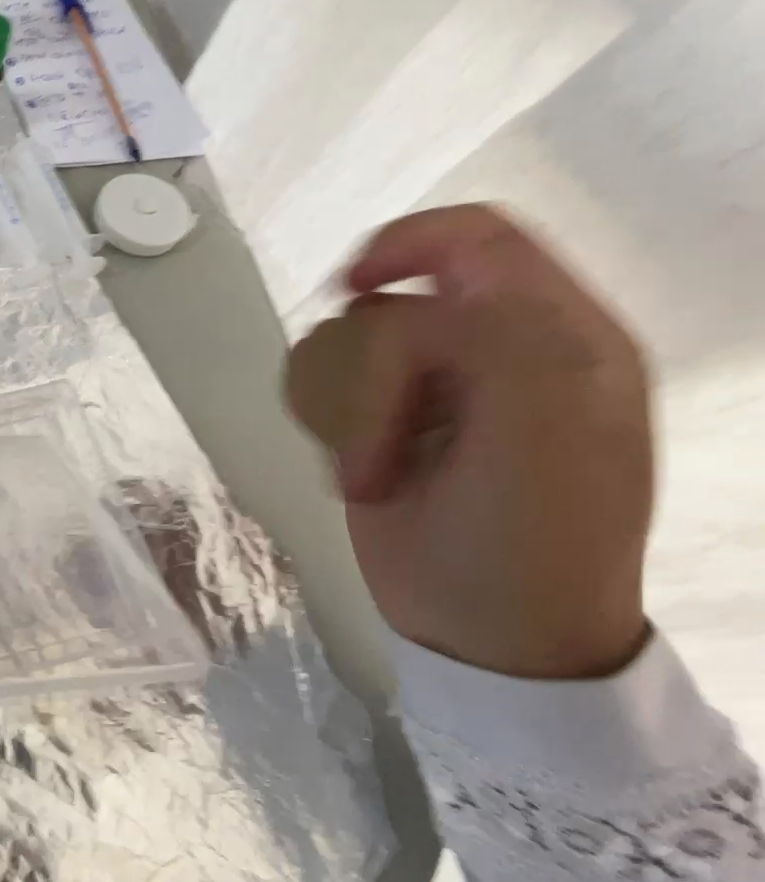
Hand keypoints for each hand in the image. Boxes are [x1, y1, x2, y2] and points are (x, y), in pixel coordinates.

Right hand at [285, 205, 652, 678]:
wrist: (484, 640)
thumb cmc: (523, 547)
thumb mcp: (542, 444)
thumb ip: (510, 345)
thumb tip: (441, 293)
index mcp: (560, 341)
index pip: (479, 240)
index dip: (407, 246)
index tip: (350, 291)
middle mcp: (495, 353)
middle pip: (393, 300)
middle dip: (363, 365)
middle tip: (372, 438)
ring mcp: (433, 390)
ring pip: (344, 340)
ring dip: (338, 401)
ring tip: (365, 467)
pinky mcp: (382, 420)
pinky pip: (322, 379)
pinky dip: (320, 416)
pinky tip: (350, 464)